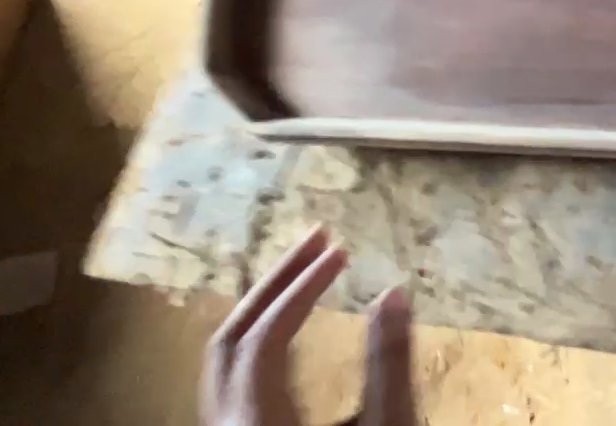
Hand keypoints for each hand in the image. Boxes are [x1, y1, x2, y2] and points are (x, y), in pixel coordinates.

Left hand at [202, 226, 416, 425]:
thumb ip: (389, 362)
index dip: (301, 288)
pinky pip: (231, 378)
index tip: (345, 250)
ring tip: (310, 267)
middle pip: (227, 343)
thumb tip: (394, 290)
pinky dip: (260, 335)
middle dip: (274, 283)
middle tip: (321, 237)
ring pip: (220, 361)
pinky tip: (294, 320)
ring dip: (264, 305)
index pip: (265, 339)